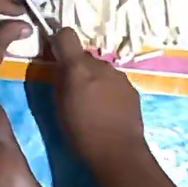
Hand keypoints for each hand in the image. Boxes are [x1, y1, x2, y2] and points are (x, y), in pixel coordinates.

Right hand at [50, 28, 150, 171]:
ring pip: (100, 70)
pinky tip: (107, 111)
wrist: (118, 152)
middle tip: (72, 91)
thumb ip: (59, 80)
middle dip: (77, 68)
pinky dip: (108, 91)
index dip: (59, 41)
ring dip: (94, 80)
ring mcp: (119, 76)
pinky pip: (114, 82)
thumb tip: (59, 65)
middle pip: (84, 56)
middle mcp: (101, 65)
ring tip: (91, 105)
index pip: (67, 34)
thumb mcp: (58, 106)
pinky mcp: (132, 89)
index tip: (55, 55)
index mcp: (78, 68)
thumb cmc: (80, 133)